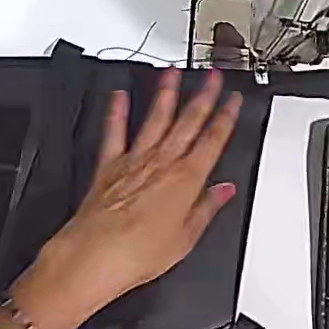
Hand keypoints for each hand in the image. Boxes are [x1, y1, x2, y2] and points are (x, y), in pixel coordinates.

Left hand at [9, 68, 242, 328]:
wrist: (95, 256)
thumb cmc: (138, 252)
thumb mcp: (186, 238)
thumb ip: (207, 208)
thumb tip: (224, 192)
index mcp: (186, 179)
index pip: (213, 139)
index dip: (226, 116)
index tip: (233, 100)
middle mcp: (162, 163)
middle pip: (188, 121)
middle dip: (204, 95)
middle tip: (212, 76)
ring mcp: (135, 160)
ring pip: (156, 118)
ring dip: (166, 94)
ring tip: (172, 73)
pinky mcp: (109, 165)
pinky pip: (114, 132)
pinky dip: (116, 112)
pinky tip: (119, 96)